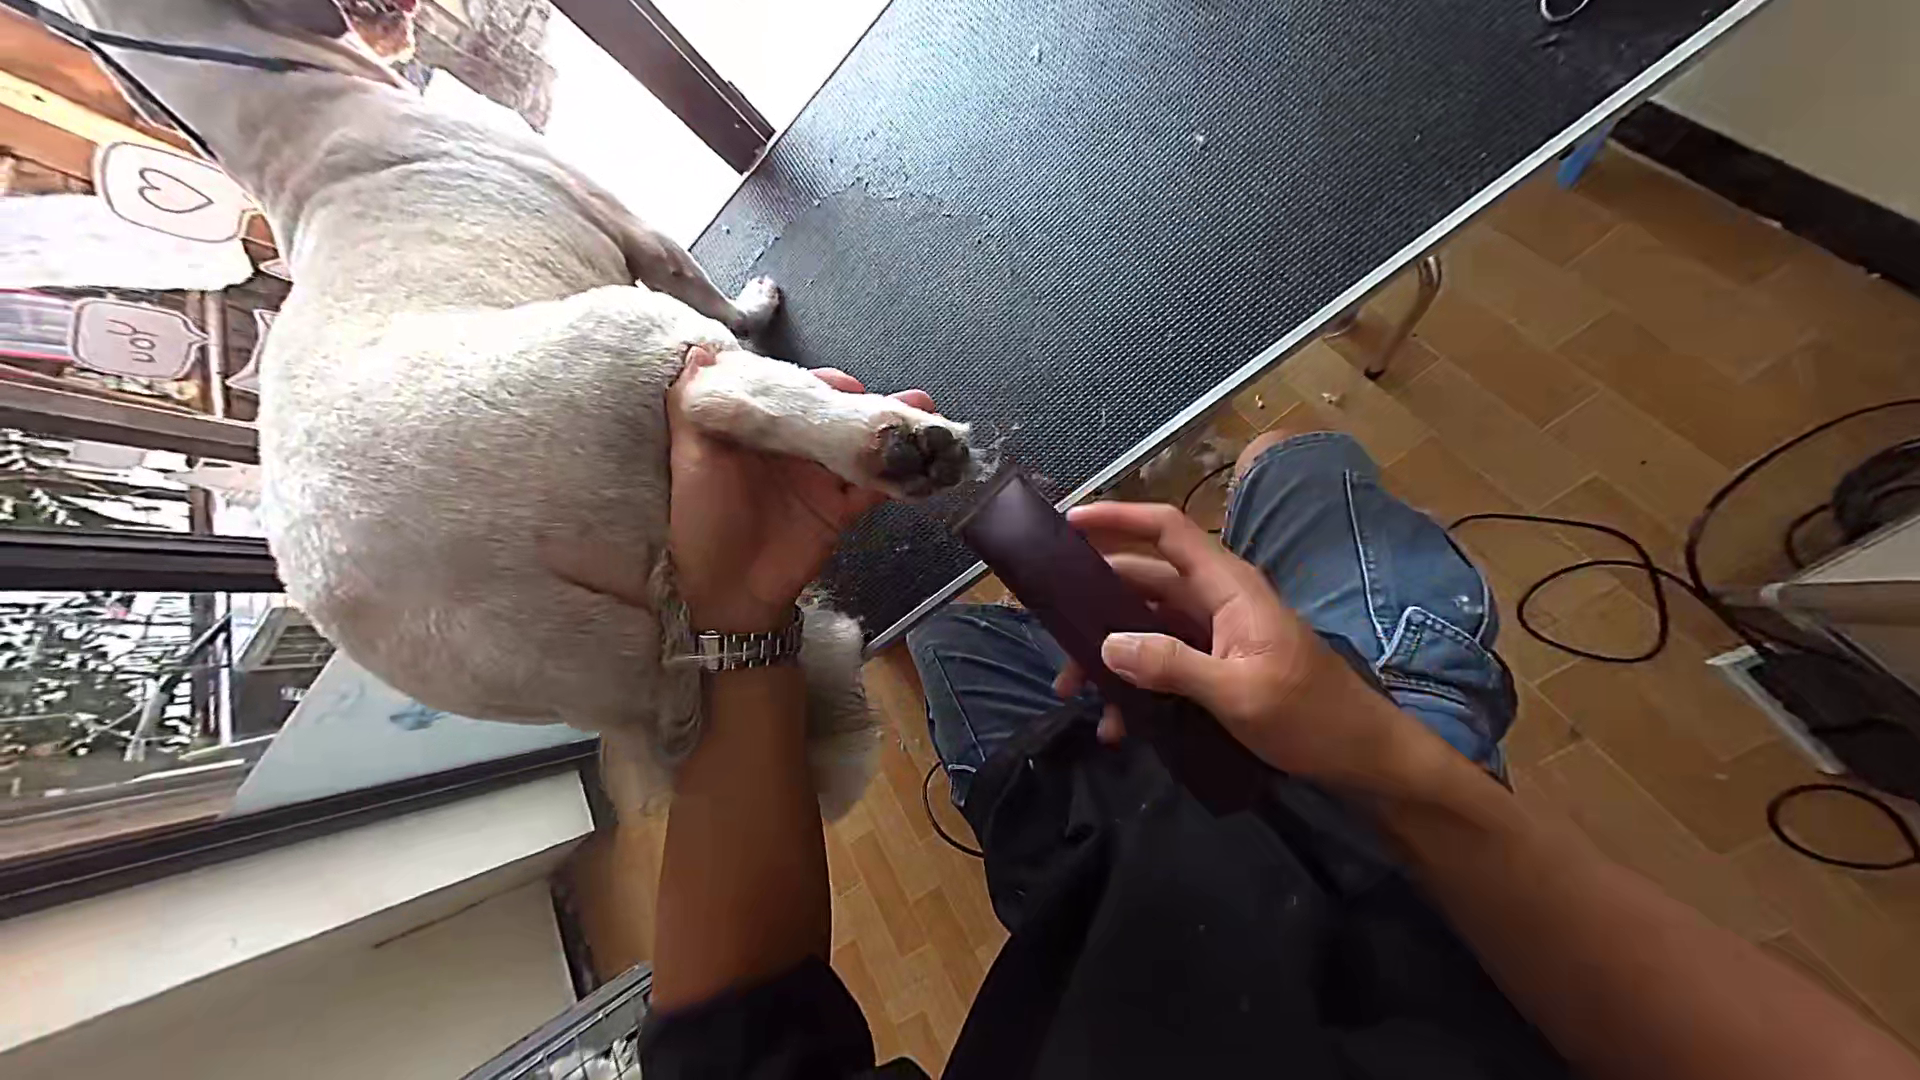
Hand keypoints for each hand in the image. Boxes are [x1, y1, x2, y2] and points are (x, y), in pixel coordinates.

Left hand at [668, 346, 935, 630]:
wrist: (728, 590)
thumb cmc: (703, 522)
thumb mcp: (692, 460)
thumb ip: (696, 407)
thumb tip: (702, 353)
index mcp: (762, 433)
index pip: (797, 395)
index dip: (823, 384)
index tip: (844, 384)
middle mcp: (796, 451)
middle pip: (839, 418)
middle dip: (870, 405)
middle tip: (901, 401)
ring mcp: (822, 480)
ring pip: (864, 448)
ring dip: (895, 434)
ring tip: (926, 418)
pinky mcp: (841, 510)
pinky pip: (875, 489)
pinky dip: (899, 478)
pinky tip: (923, 467)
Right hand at [1055, 501, 1447, 794]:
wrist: (1364, 759)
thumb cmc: (1314, 717)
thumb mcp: (1240, 693)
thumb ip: (1173, 665)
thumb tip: (1106, 646)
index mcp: (1227, 587)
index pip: (1167, 530)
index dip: (1118, 517)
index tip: (1070, 522)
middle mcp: (1213, 599)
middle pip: (1140, 580)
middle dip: (1093, 603)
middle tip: (1050, 627)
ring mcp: (1210, 632)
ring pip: (1141, 624)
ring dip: (1106, 653)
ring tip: (1072, 689)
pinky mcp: (1209, 662)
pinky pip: (1157, 660)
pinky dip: (1132, 684)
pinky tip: (1115, 723)